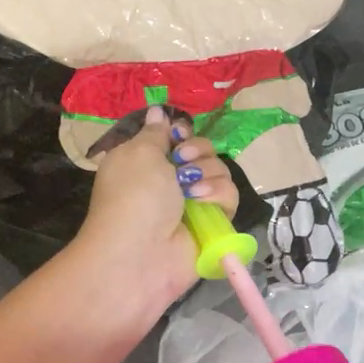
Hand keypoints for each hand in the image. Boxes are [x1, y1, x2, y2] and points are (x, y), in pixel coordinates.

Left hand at [73, 107, 238, 308]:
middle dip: (196, 151)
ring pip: (220, 170)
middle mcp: (171, 179)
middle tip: (181, 162)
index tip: (178, 134)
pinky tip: (201, 202)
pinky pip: (229, 195)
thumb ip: (155, 132)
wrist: (140, 251)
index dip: (181, 132)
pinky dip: (218, 194)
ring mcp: (194, 201)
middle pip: (203, 150)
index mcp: (147, 161)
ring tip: (189, 190)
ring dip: (207, 173)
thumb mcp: (138, 153)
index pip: (176, 136)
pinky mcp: (214, 220)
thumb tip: (158, 111)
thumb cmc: (133, 196)